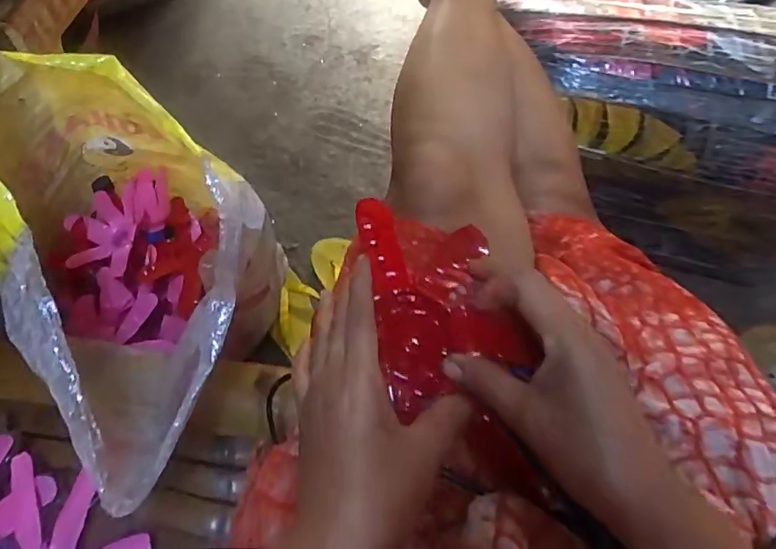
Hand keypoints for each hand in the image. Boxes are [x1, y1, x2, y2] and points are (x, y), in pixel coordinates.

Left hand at [285, 259, 472, 548]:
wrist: (334, 538)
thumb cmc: (382, 493)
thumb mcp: (424, 456)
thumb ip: (448, 416)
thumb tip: (472, 384)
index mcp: (358, 377)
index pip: (358, 317)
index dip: (360, 285)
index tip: (364, 256)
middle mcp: (330, 377)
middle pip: (335, 323)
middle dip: (343, 290)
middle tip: (351, 263)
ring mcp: (312, 396)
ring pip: (316, 340)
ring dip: (324, 311)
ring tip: (329, 288)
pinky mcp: (303, 415)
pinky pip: (303, 366)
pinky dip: (308, 343)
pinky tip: (309, 341)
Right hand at [444, 265, 745, 548]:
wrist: (645, 495)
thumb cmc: (581, 449)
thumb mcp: (525, 415)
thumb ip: (486, 381)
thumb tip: (448, 360)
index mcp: (566, 334)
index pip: (525, 283)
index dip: (492, 282)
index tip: (466, 304)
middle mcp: (582, 329)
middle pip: (538, 286)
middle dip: (501, 279)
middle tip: (467, 278)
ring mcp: (593, 345)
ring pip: (550, 303)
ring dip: (516, 297)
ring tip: (486, 305)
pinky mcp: (597, 363)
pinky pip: (558, 323)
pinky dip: (531, 317)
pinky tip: (517, 338)